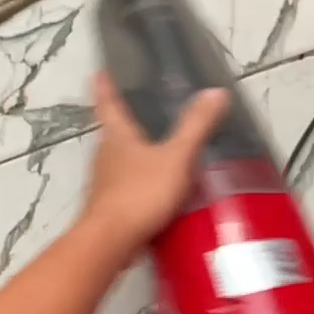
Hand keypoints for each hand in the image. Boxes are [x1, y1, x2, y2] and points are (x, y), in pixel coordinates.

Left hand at [81, 72, 228, 253]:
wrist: (110, 241)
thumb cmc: (140, 193)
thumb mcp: (176, 157)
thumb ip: (195, 126)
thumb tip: (215, 92)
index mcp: (117, 137)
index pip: (108, 103)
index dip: (104, 86)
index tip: (99, 71)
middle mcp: (104, 156)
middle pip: (113, 133)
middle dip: (124, 123)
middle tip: (139, 111)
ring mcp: (103, 183)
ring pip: (118, 161)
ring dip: (133, 155)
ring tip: (155, 150)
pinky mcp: (108, 207)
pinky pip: (125, 188)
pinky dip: (139, 183)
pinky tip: (155, 191)